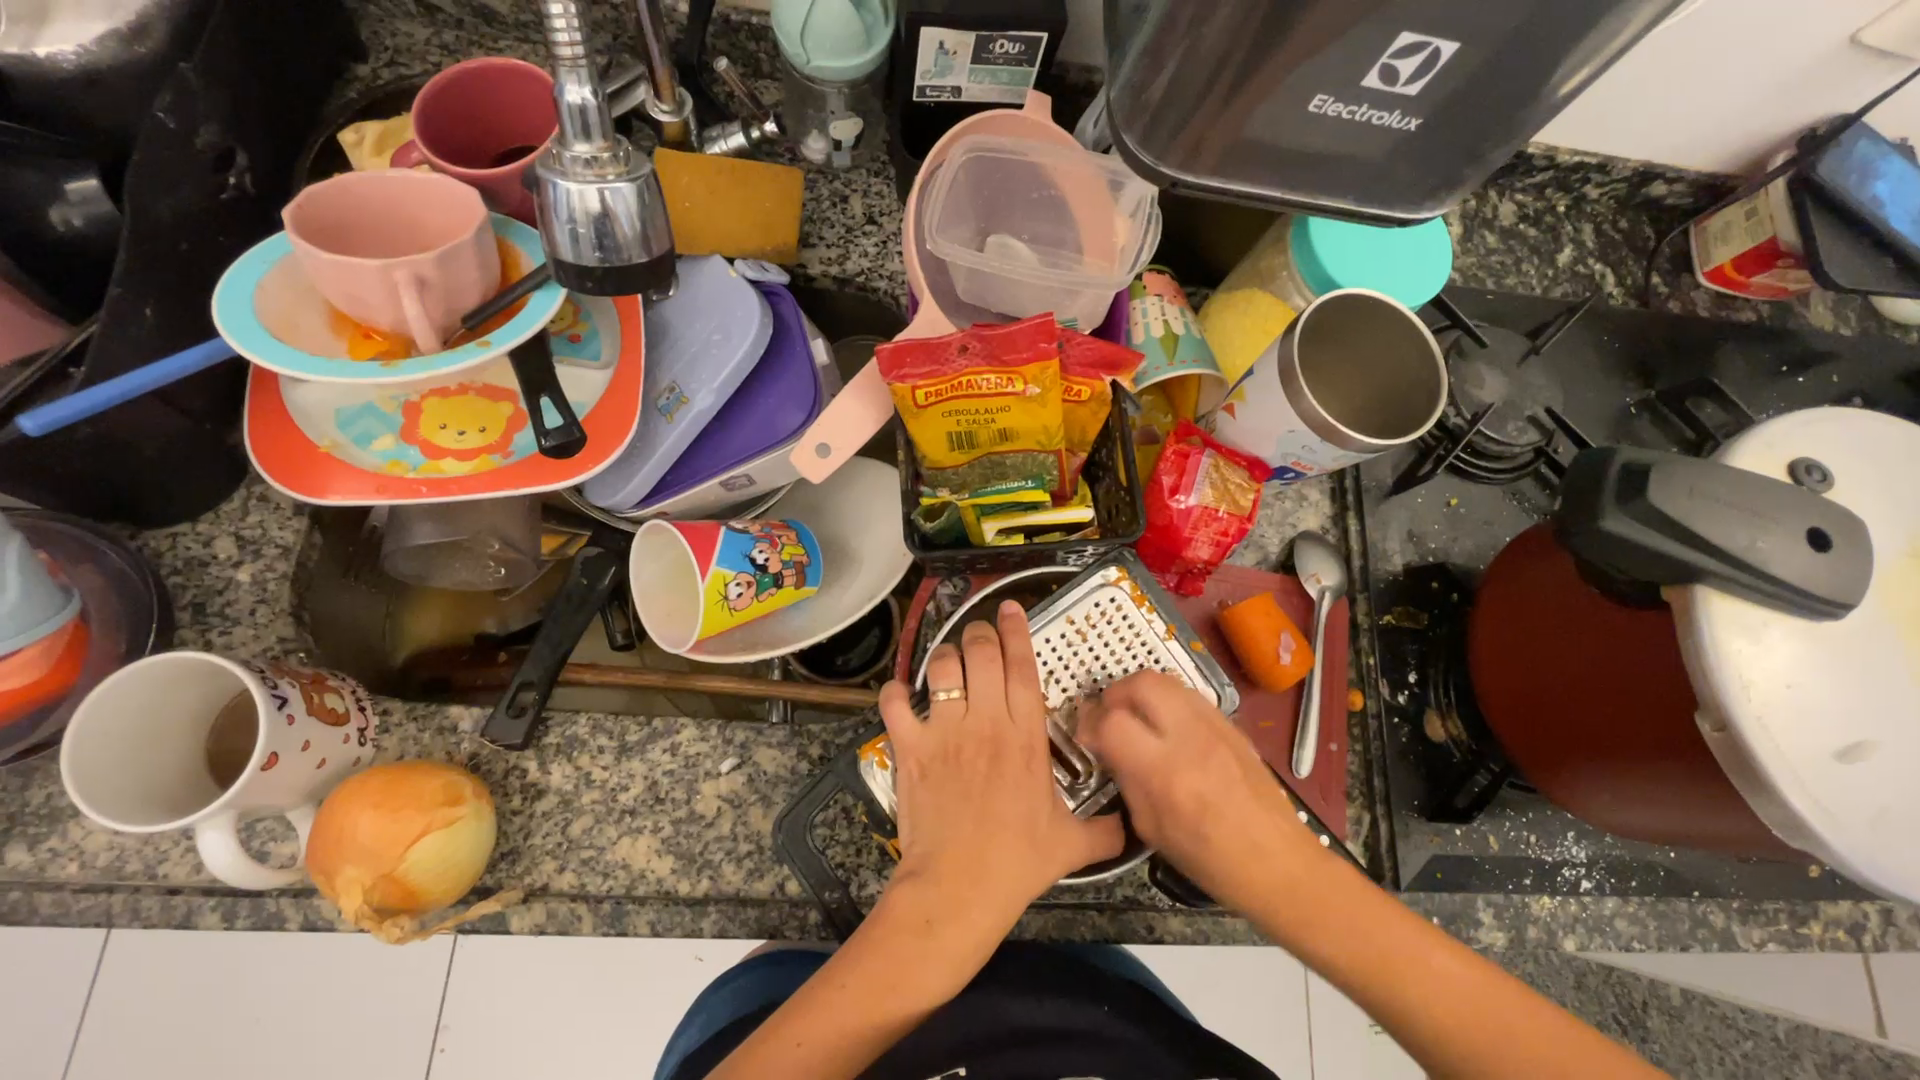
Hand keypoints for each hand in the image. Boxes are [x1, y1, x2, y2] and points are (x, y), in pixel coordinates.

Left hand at [876, 601, 1124, 925]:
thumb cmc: (1017, 863)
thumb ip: (1106, 831)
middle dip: (978, 633)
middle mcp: (986, 722)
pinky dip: (895, 693)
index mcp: (1026, 736)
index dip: (1016, 630)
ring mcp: (946, 732)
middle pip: (981, 654)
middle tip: (978, 634)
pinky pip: (896, 704)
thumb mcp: (1073, 845)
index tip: (1010, 608)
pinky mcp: (910, 747)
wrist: (959, 887)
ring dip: (943, 656)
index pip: (1022, 665)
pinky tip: (900, 695)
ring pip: (942, 668)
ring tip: (947, 661)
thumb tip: (1133, 828)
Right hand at [1078, 671, 1331, 913]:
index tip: (1087, 737)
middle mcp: (1190, 738)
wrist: (1279, 863)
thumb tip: (1108, 748)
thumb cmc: (1210, 860)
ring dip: (1143, 693)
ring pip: (1168, 681)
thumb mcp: (1151, 828)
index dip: (1091, 724)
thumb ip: (1127, 779)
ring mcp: (1216, 726)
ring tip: (1138, 719)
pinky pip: (1191, 696)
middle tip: (1110, 715)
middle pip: (1142, 682)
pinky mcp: (1233, 726)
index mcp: (1165, 772)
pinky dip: (1169, 703)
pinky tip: (1168, 729)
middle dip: (1116, 693)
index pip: (1113, 721)